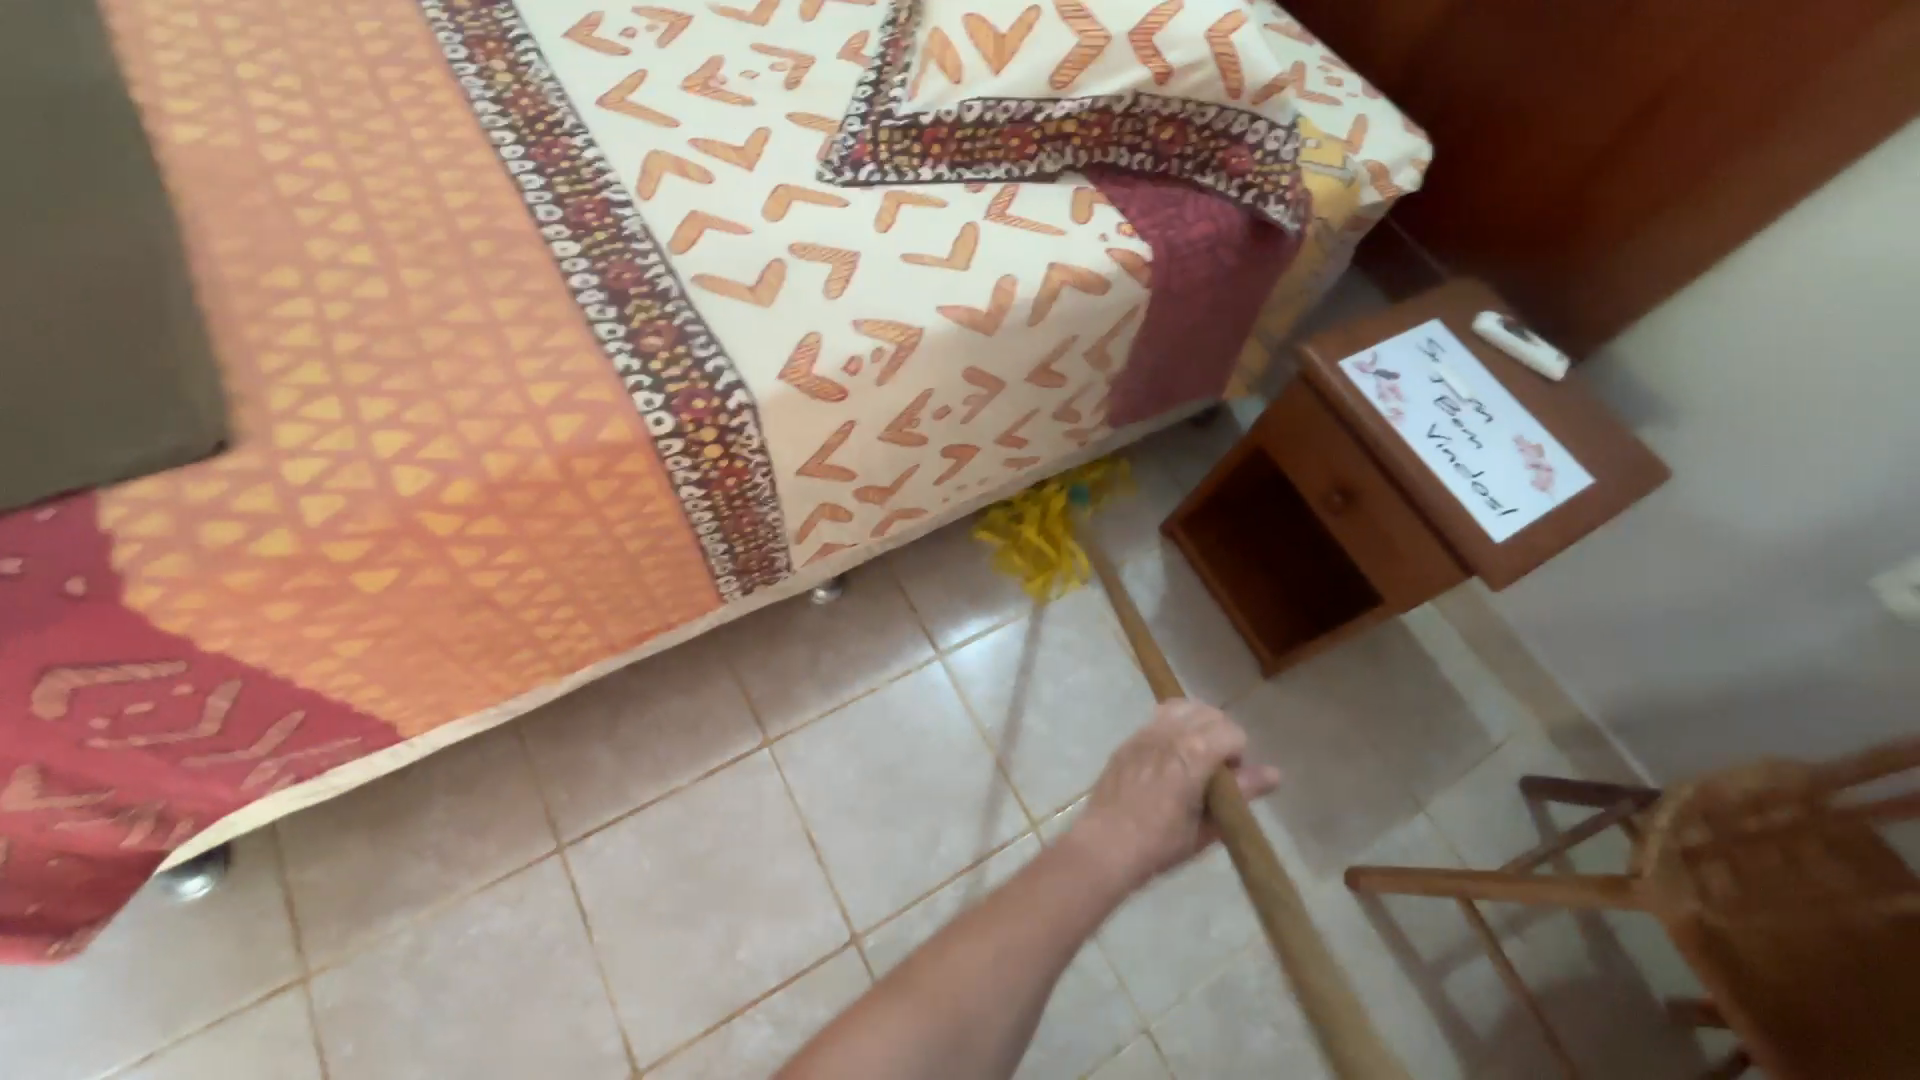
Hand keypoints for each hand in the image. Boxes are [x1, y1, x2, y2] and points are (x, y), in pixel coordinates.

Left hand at [1063, 700, 1281, 893]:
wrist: (1105, 845)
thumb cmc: (1160, 844)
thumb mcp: (1208, 825)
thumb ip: (1242, 793)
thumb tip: (1275, 774)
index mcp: (1193, 753)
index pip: (1232, 732)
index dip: (1239, 754)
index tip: (1231, 781)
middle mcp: (1169, 734)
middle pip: (1209, 713)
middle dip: (1222, 735)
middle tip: (1217, 769)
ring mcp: (1145, 734)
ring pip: (1182, 707)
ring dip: (1196, 724)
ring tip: (1195, 756)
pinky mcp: (1128, 741)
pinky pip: (1157, 718)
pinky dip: (1172, 726)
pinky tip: (1169, 757)